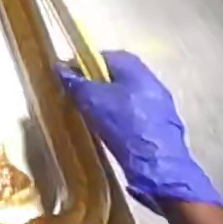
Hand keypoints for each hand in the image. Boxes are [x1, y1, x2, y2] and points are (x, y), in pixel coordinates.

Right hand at [58, 50, 222, 209]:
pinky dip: (119, 119)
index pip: (104, 56)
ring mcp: (160, 104)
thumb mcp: (92, 101)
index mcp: (136, 68)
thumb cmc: (124, 125)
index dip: (83, 64)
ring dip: (107, 104)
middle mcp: (151, 80)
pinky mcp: (162, 126)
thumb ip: (75, 82)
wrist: (159, 167)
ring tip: (90, 117)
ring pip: (125, 97)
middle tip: (77, 98)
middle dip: (95, 85)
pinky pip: (134, 115)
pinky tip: (109, 132)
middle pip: (116, 76)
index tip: (68, 78)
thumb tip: (60, 67)